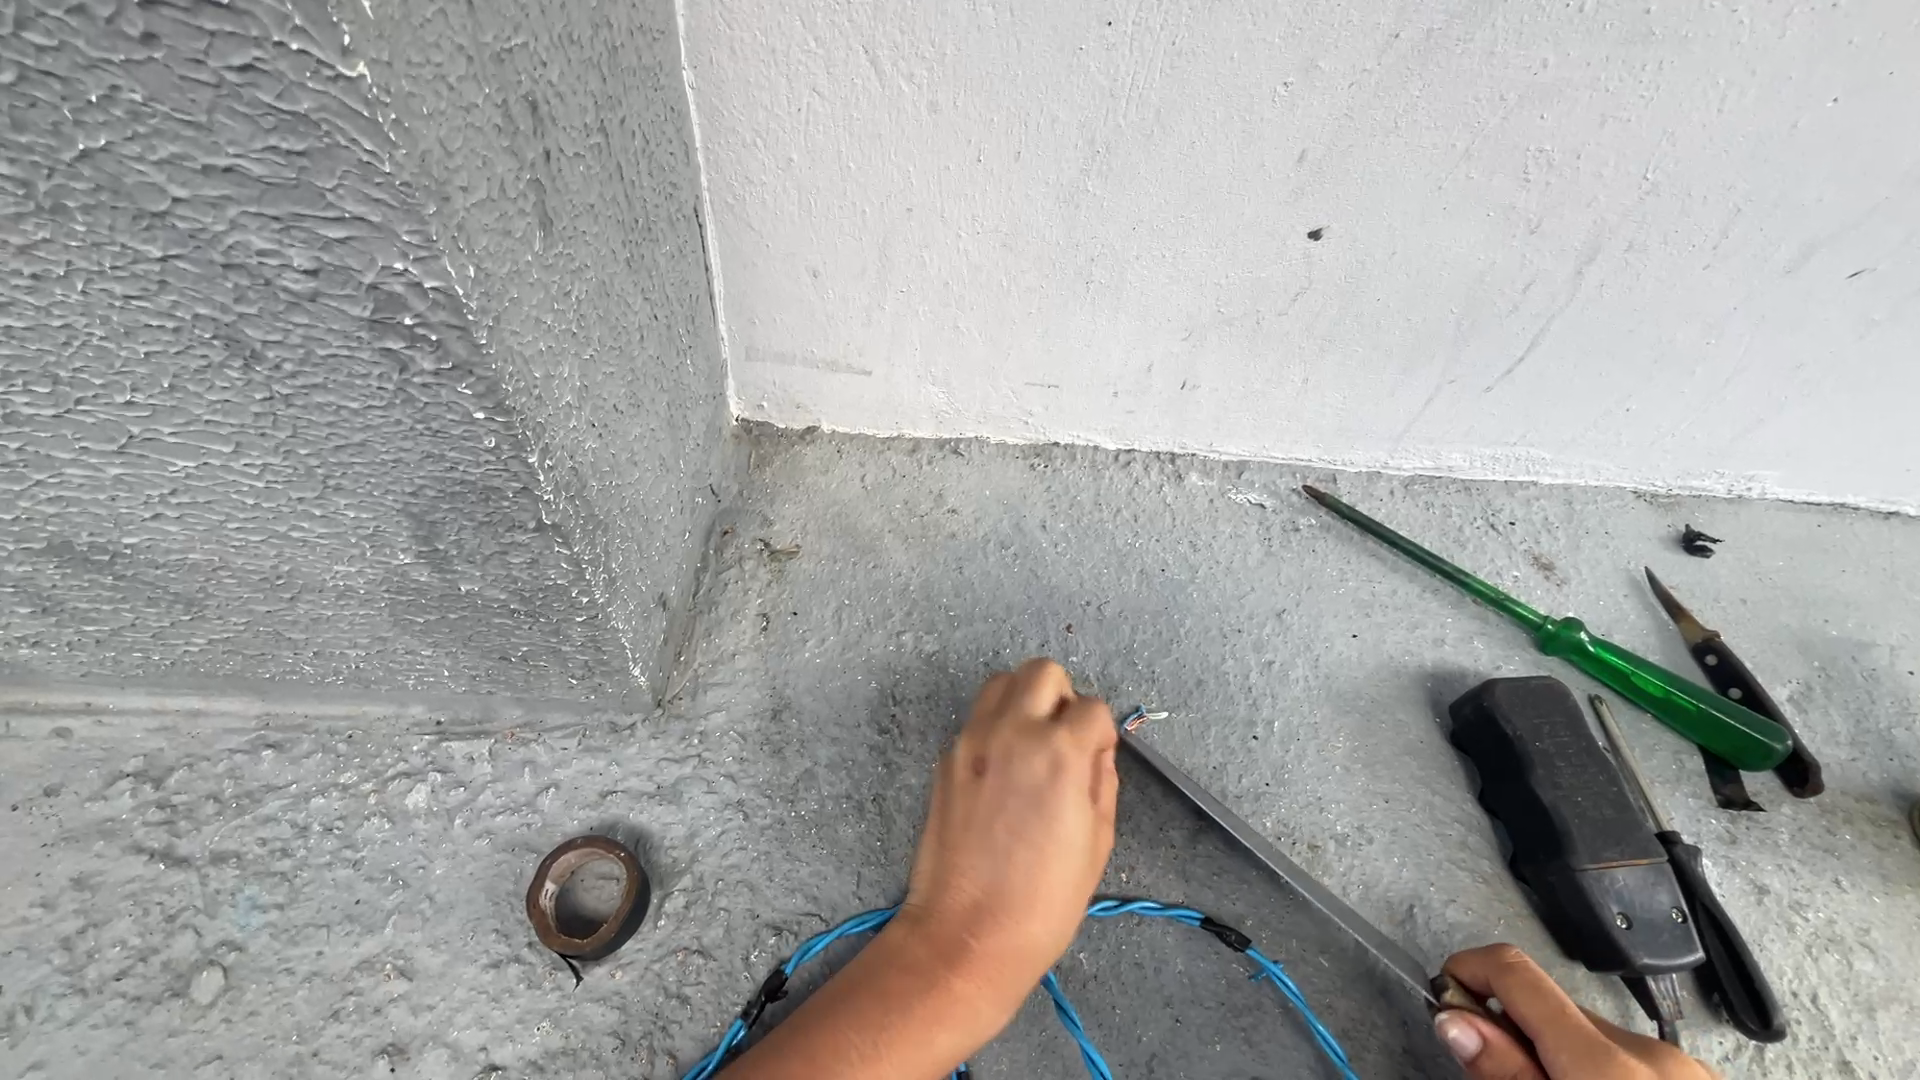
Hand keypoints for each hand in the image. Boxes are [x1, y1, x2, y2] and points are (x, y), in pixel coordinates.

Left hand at [892, 658, 1118, 1015]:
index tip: (1097, 757)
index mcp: (1060, 751)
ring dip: (1024, 700)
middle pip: (1042, 671)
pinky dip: (995, 728)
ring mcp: (972, 740)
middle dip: (1062, 696)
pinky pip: (976, 719)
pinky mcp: (947, 757)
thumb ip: (1102, 780)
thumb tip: (1096, 750)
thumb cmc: (1043, 899)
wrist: (968, 932)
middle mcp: (1013, 731)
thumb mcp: (1098, 840)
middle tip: (1064, 736)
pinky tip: (1002, 772)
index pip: (1092, 706)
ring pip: (1001, 682)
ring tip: (1032, 743)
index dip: (1102, 732)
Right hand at [1434, 945, 1720, 1079]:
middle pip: (1550, 1006)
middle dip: (1514, 1029)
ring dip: (1558, 1054)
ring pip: (1591, 1036)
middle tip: (1496, 1071)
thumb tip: (1451, 1018)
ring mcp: (1691, 1070)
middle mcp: (1653, 1054)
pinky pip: (1633, 1061)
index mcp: (1606, 1060)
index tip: (1446, 1003)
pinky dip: (1600, 1072)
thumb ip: (1504, 1071)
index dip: (1465, 971)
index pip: (1512, 968)